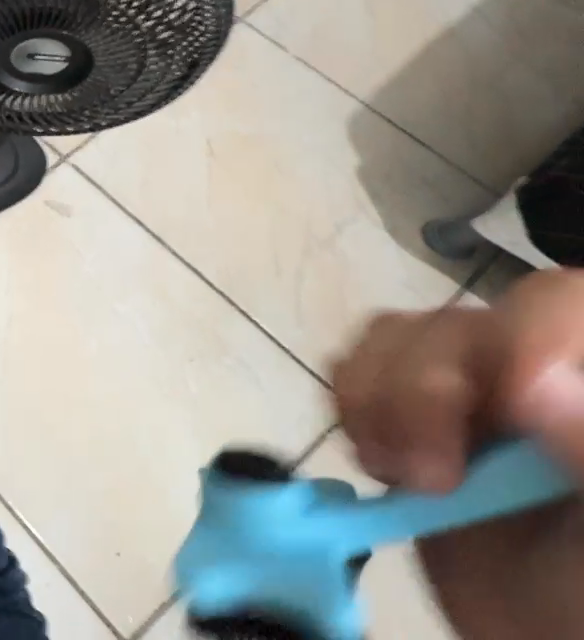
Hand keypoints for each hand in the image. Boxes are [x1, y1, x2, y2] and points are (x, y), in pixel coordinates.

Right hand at [333, 267, 583, 639]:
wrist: (547, 635)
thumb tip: (536, 383)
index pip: (560, 303)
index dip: (533, 332)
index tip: (516, 407)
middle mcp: (529, 368)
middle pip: (457, 322)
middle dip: (424, 391)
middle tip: (433, 477)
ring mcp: (464, 388)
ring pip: (392, 338)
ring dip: (377, 404)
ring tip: (405, 478)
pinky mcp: (403, 412)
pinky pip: (350, 368)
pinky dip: (350, 409)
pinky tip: (379, 462)